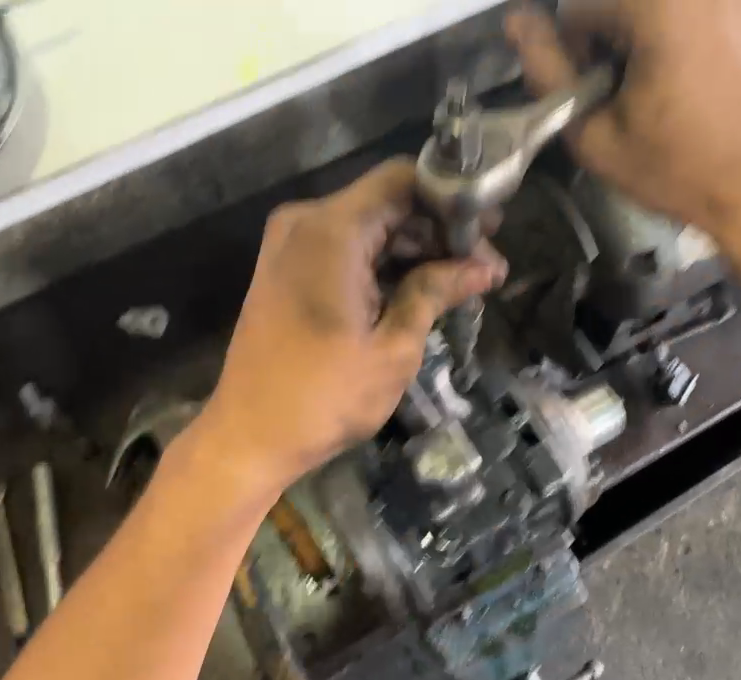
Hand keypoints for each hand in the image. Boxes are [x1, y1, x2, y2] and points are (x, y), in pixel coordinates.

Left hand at [197, 161, 506, 490]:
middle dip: (438, 233)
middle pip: (387, 205)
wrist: (251, 437)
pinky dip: (382, 269)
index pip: (404, 180)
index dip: (451, 200)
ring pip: (367, 231)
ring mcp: (290, 247)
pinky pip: (344, 253)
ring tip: (463, 288)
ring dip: (413, 254)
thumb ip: (435, 292)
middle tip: (486, 270)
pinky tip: (419, 295)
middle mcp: (306, 223)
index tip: (490, 232)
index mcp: (332, 230)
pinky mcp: (287, 273)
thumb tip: (484, 265)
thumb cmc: (326, 397)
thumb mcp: (393, 348)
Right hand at [507, 0, 740, 241]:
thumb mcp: (597, 138)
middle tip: (637, 82)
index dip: (578, 51)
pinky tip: (709, 62)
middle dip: (618, 30)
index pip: (581, 5)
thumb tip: (516, 20)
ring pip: (667, 1)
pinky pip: (710, 1)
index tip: (602, 89)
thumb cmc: (680, 173)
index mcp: (658, 5)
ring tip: (673, 72)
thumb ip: (548, 74)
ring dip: (655, 26)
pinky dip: (699, 21)